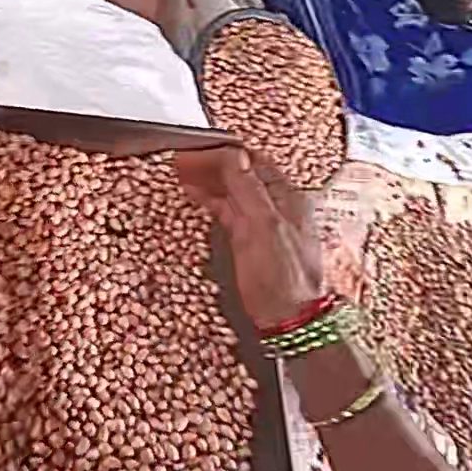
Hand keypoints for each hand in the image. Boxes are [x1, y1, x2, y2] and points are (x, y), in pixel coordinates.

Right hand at [175, 146, 324, 327]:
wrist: (290, 318)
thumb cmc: (282, 276)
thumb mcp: (263, 226)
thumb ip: (248, 189)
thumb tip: (234, 155)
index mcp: (285, 195)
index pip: (250, 161)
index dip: (221, 154)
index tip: (193, 151)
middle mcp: (275, 204)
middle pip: (240, 173)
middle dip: (211, 164)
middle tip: (181, 160)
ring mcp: (262, 221)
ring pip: (232, 191)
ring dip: (208, 180)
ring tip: (181, 173)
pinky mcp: (250, 239)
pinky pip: (229, 210)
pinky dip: (211, 200)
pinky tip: (196, 196)